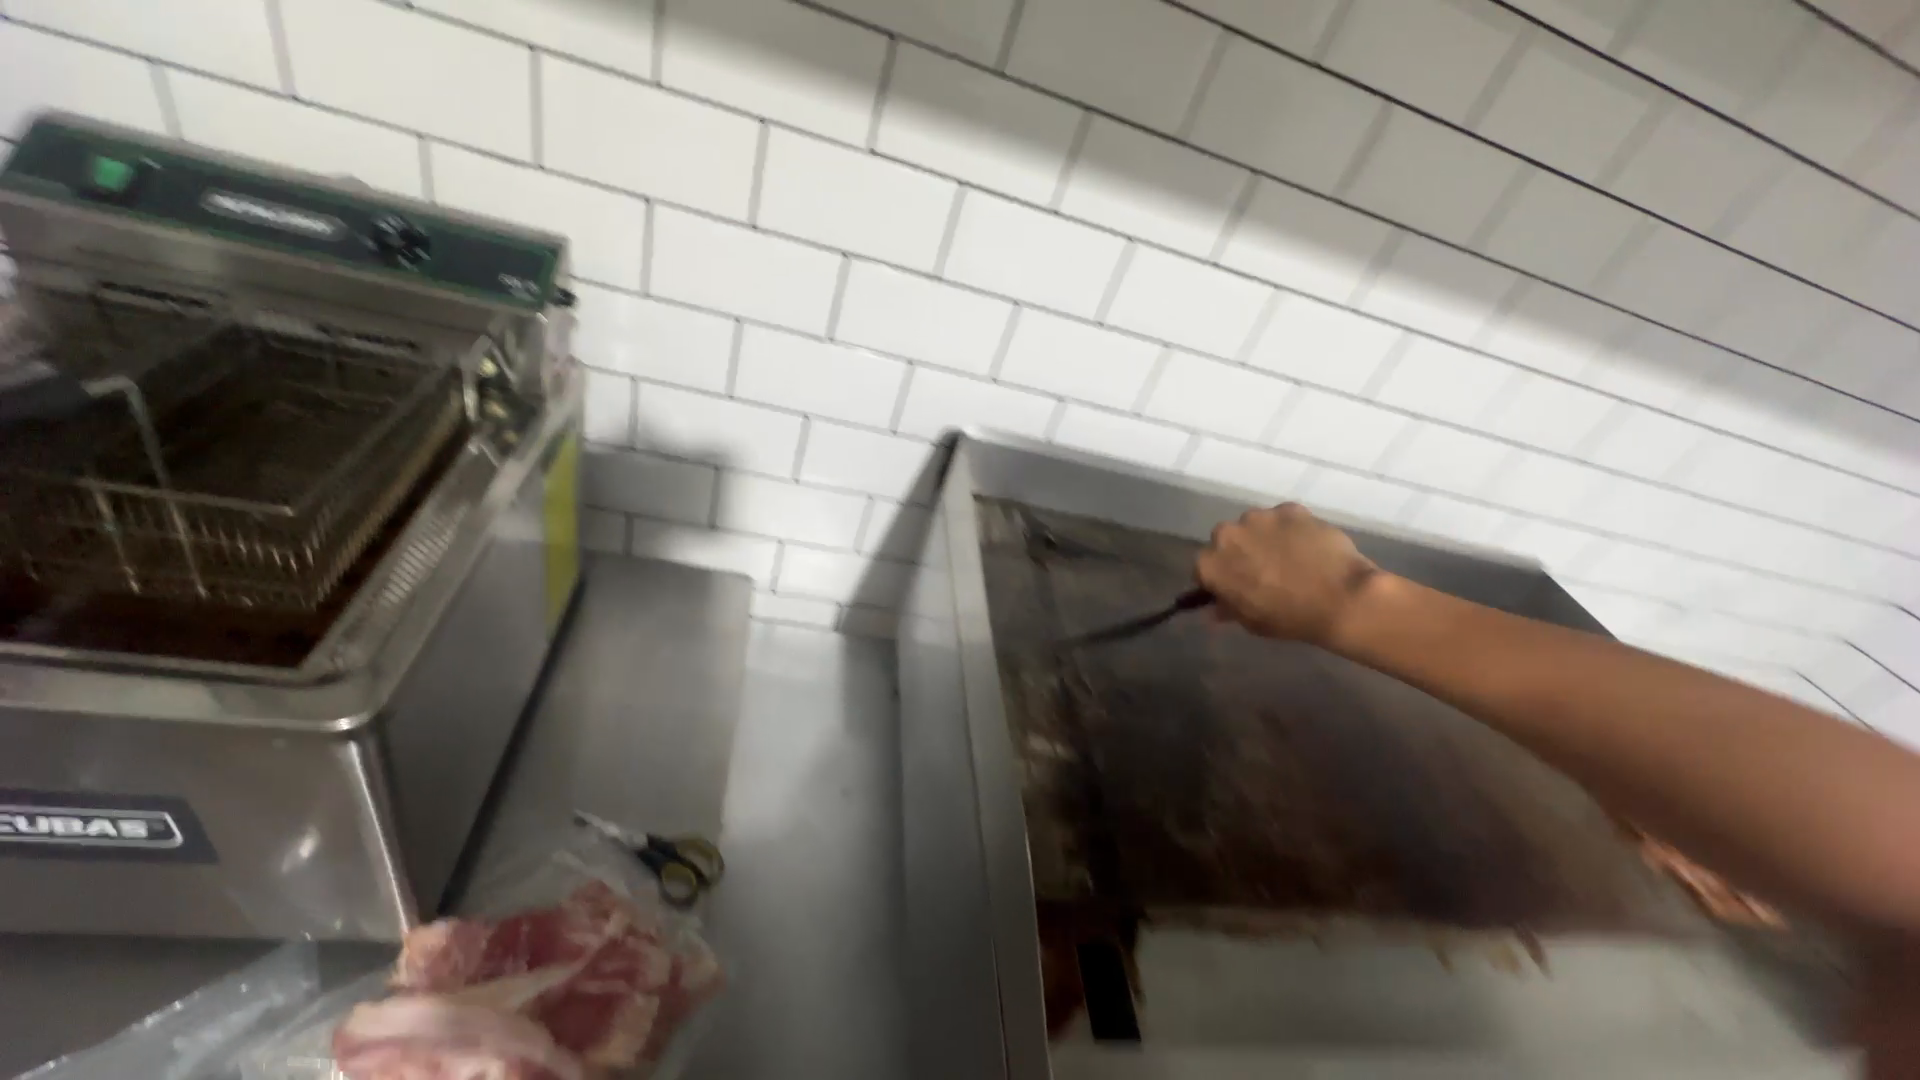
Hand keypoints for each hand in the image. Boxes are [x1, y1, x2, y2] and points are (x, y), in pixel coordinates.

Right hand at [1195, 503, 1379, 644]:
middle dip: (1239, 552)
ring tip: (1289, 556)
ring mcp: (1259, 518)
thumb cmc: (1289, 617)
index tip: (1234, 588)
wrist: (1340, 598)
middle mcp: (1227, 534)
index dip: (1219, 578)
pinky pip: (1283, 518)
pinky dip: (1290, 529)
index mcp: (1210, 564)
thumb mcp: (1252, 622)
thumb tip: (1215, 609)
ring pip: (1255, 525)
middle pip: (1226, 540)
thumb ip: (1229, 609)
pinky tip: (1308, 546)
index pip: (1204, 568)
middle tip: (1262, 570)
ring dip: (1263, 537)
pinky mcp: (1289, 509)